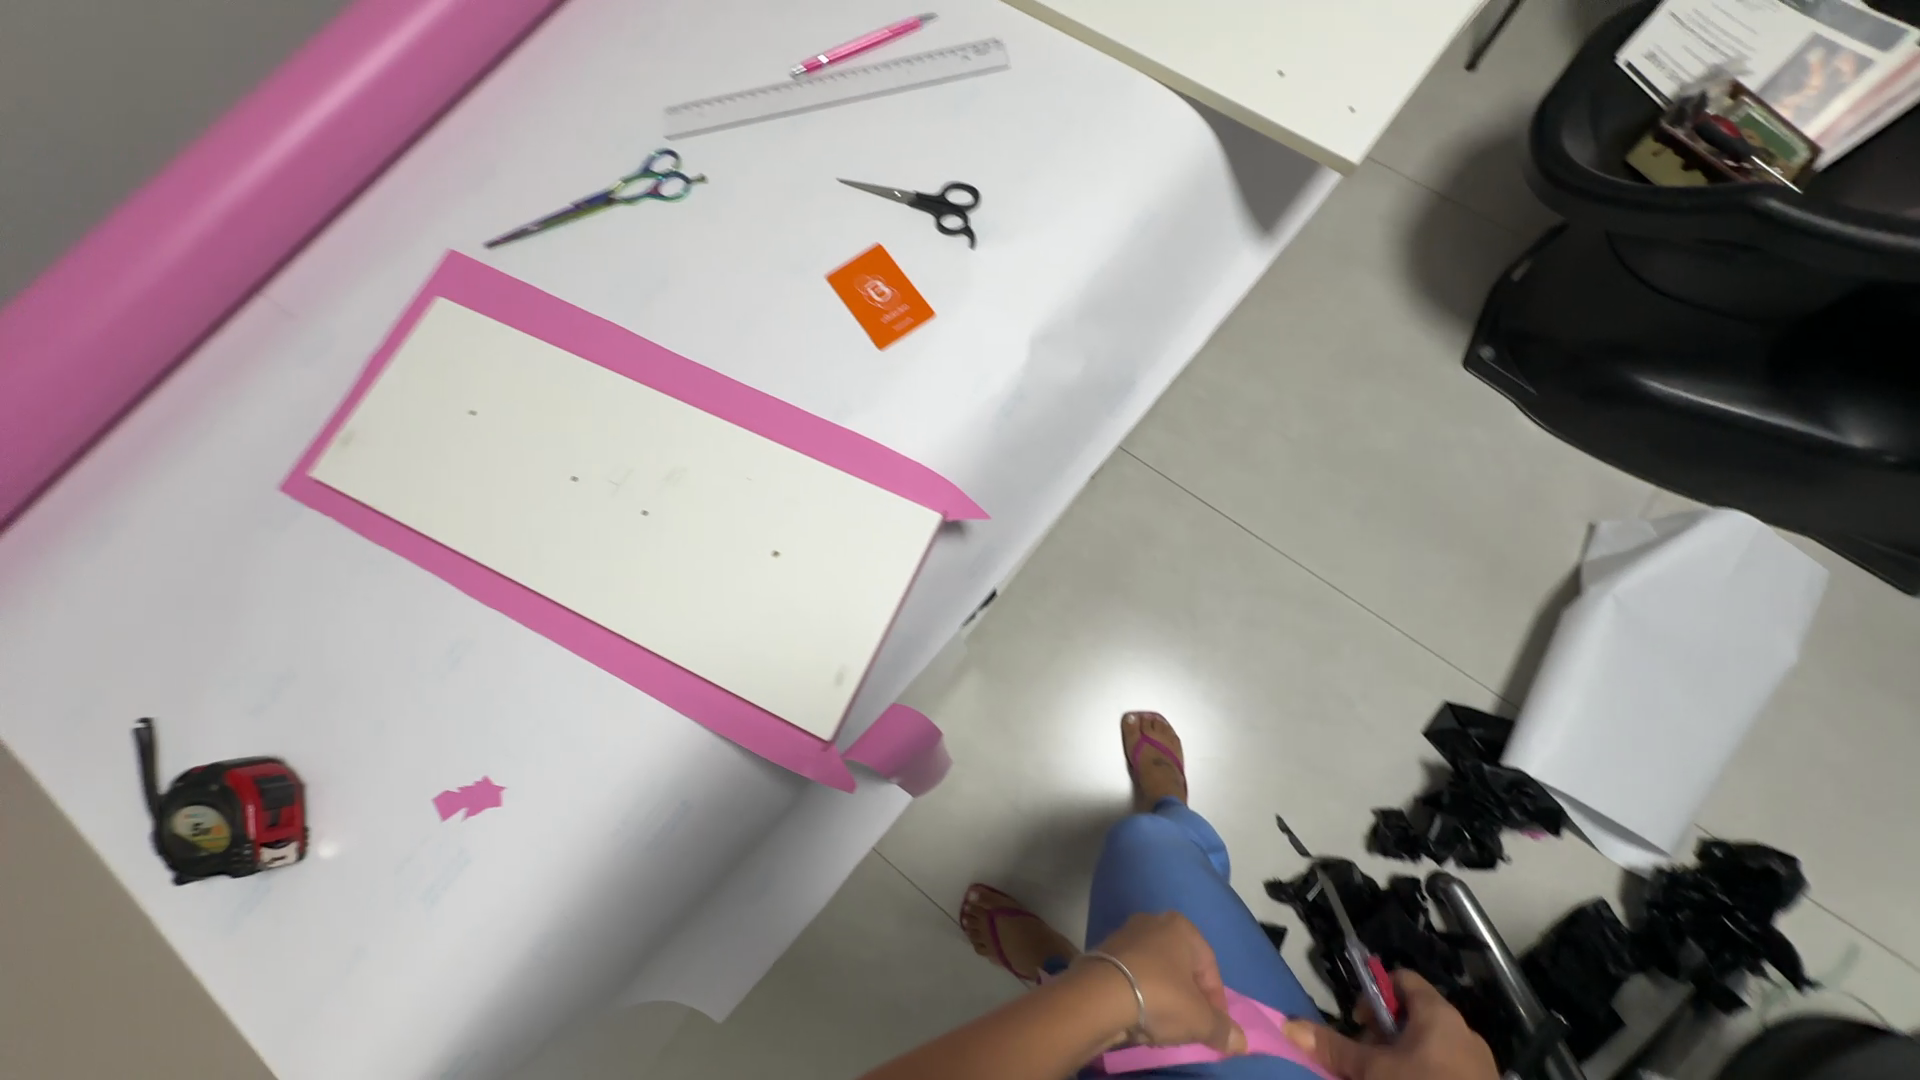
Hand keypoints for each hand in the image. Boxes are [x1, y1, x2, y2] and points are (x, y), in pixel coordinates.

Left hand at [1086, 912, 1245, 1053]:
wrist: (1099, 994)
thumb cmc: (1160, 996)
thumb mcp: (1199, 1019)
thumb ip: (1222, 1029)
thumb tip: (1241, 1041)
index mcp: (1181, 926)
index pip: (1210, 966)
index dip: (1217, 1001)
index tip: (1215, 1027)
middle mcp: (1153, 921)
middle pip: (1182, 966)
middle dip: (1190, 997)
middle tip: (1191, 1025)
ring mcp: (1126, 933)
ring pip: (1156, 969)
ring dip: (1164, 995)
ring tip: (1164, 1024)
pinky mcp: (1105, 950)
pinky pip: (1133, 974)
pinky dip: (1141, 993)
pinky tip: (1140, 1015)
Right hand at [1283, 971, 1497, 1079]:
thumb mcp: (1372, 1071)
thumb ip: (1334, 1047)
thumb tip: (1290, 1025)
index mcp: (1438, 1014)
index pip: (1401, 979)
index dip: (1374, 993)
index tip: (1359, 1022)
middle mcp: (1462, 1032)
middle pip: (1413, 1016)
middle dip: (1383, 1035)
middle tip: (1366, 1061)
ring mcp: (1478, 1066)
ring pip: (1428, 1048)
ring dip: (1402, 1060)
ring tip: (1383, 1079)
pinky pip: (1447, 1072)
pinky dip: (1423, 1076)